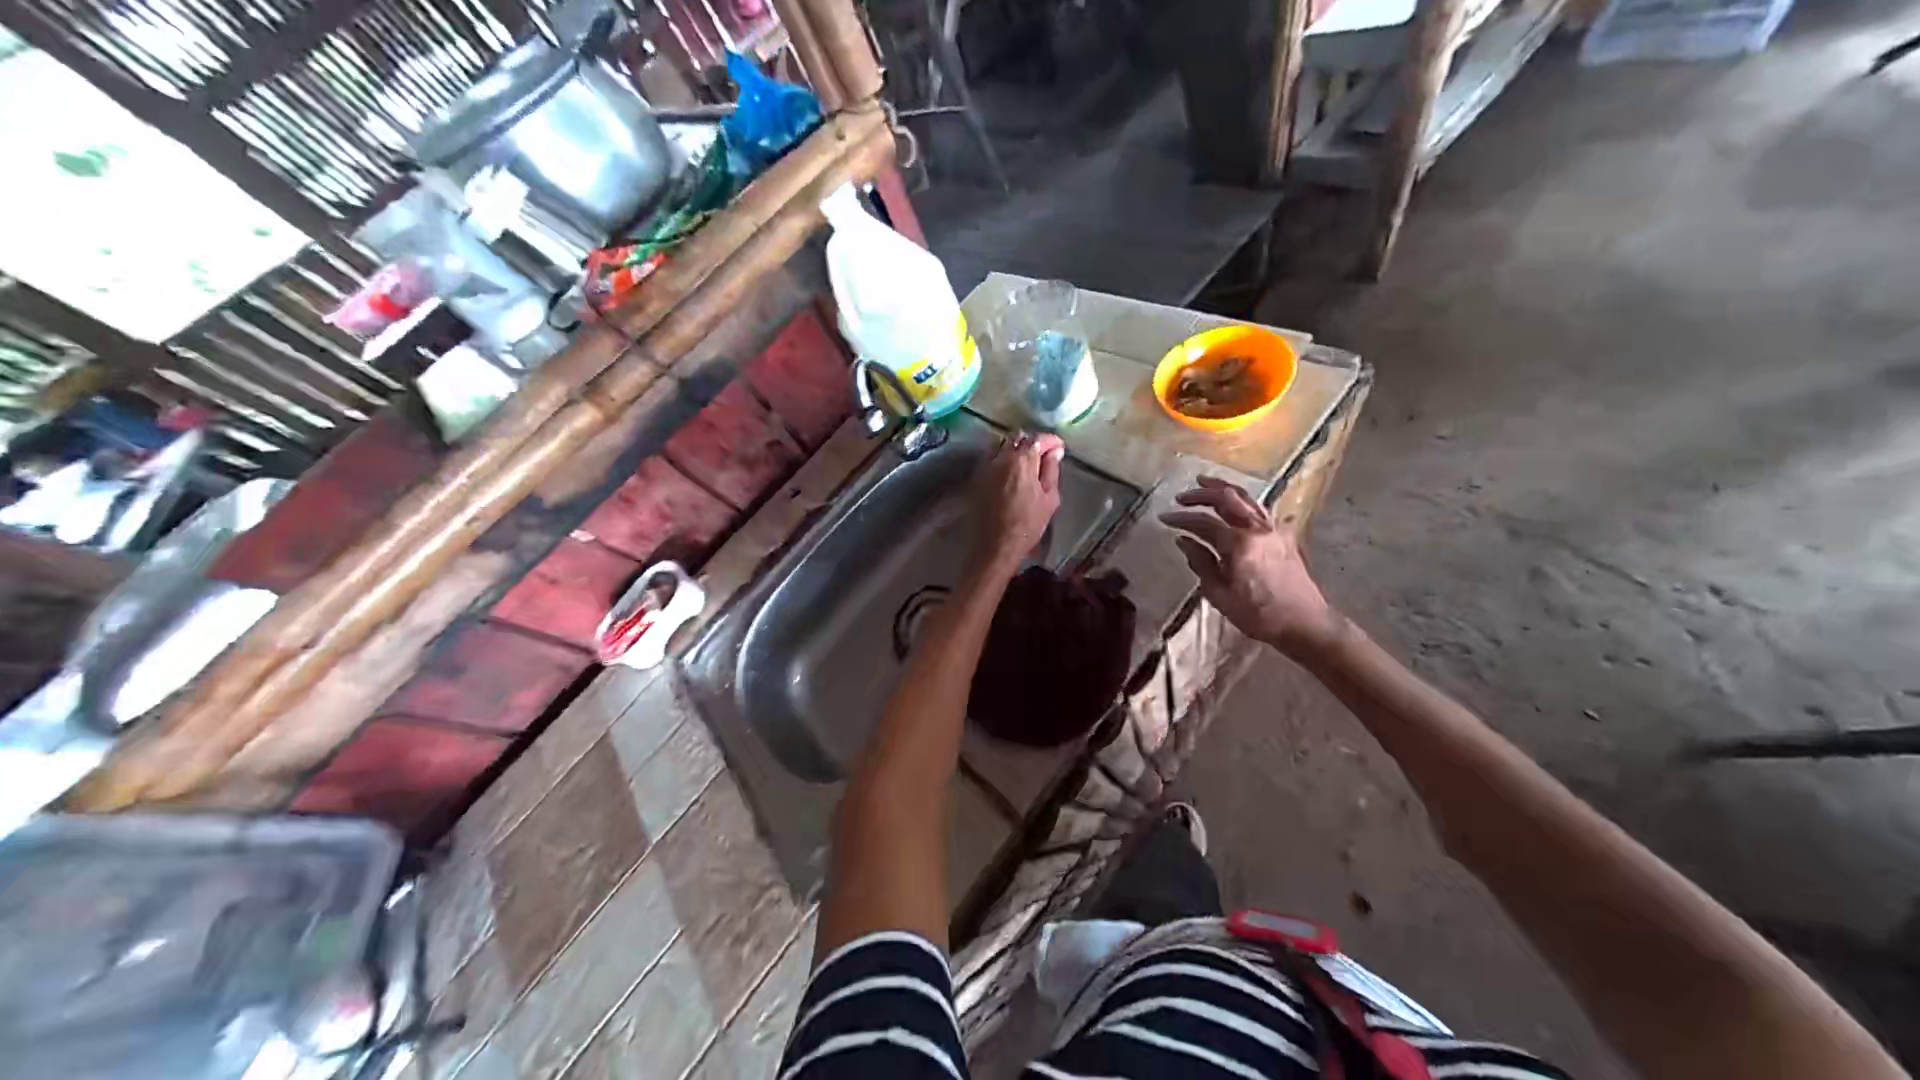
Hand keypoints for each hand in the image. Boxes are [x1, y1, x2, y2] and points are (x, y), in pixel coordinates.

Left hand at [973, 431, 1063, 570]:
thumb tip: (1055, 451)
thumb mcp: (1049, 498)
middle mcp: (1001, 458)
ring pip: (1003, 446)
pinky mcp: (978, 477)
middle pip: (1018, 438)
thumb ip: (1051, 470)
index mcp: (1022, 461)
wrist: (997, 544)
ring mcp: (986, 467)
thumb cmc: (1028, 523)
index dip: (1051, 440)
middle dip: (1033, 442)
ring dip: (1017, 449)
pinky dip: (1003, 458)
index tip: (1059, 447)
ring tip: (1028, 462)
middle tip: (1044, 454)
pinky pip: (992, 458)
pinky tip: (1011, 471)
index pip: (1037, 439)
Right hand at [1160, 476, 1340, 655]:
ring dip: (1224, 489)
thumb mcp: (1220, 594)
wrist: (1304, 623)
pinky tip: (1236, 505)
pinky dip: (1245, 503)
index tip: (1163, 518)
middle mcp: (1258, 529)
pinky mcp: (1285, 536)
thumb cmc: (1258, 614)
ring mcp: (1275, 530)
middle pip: (1227, 499)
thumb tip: (1183, 540)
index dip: (1180, 519)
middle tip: (1181, 496)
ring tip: (1206, 483)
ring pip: (1247, 499)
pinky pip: (1261, 510)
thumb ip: (1200, 563)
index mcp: (1239, 544)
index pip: (1202, 523)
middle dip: (1201, 494)